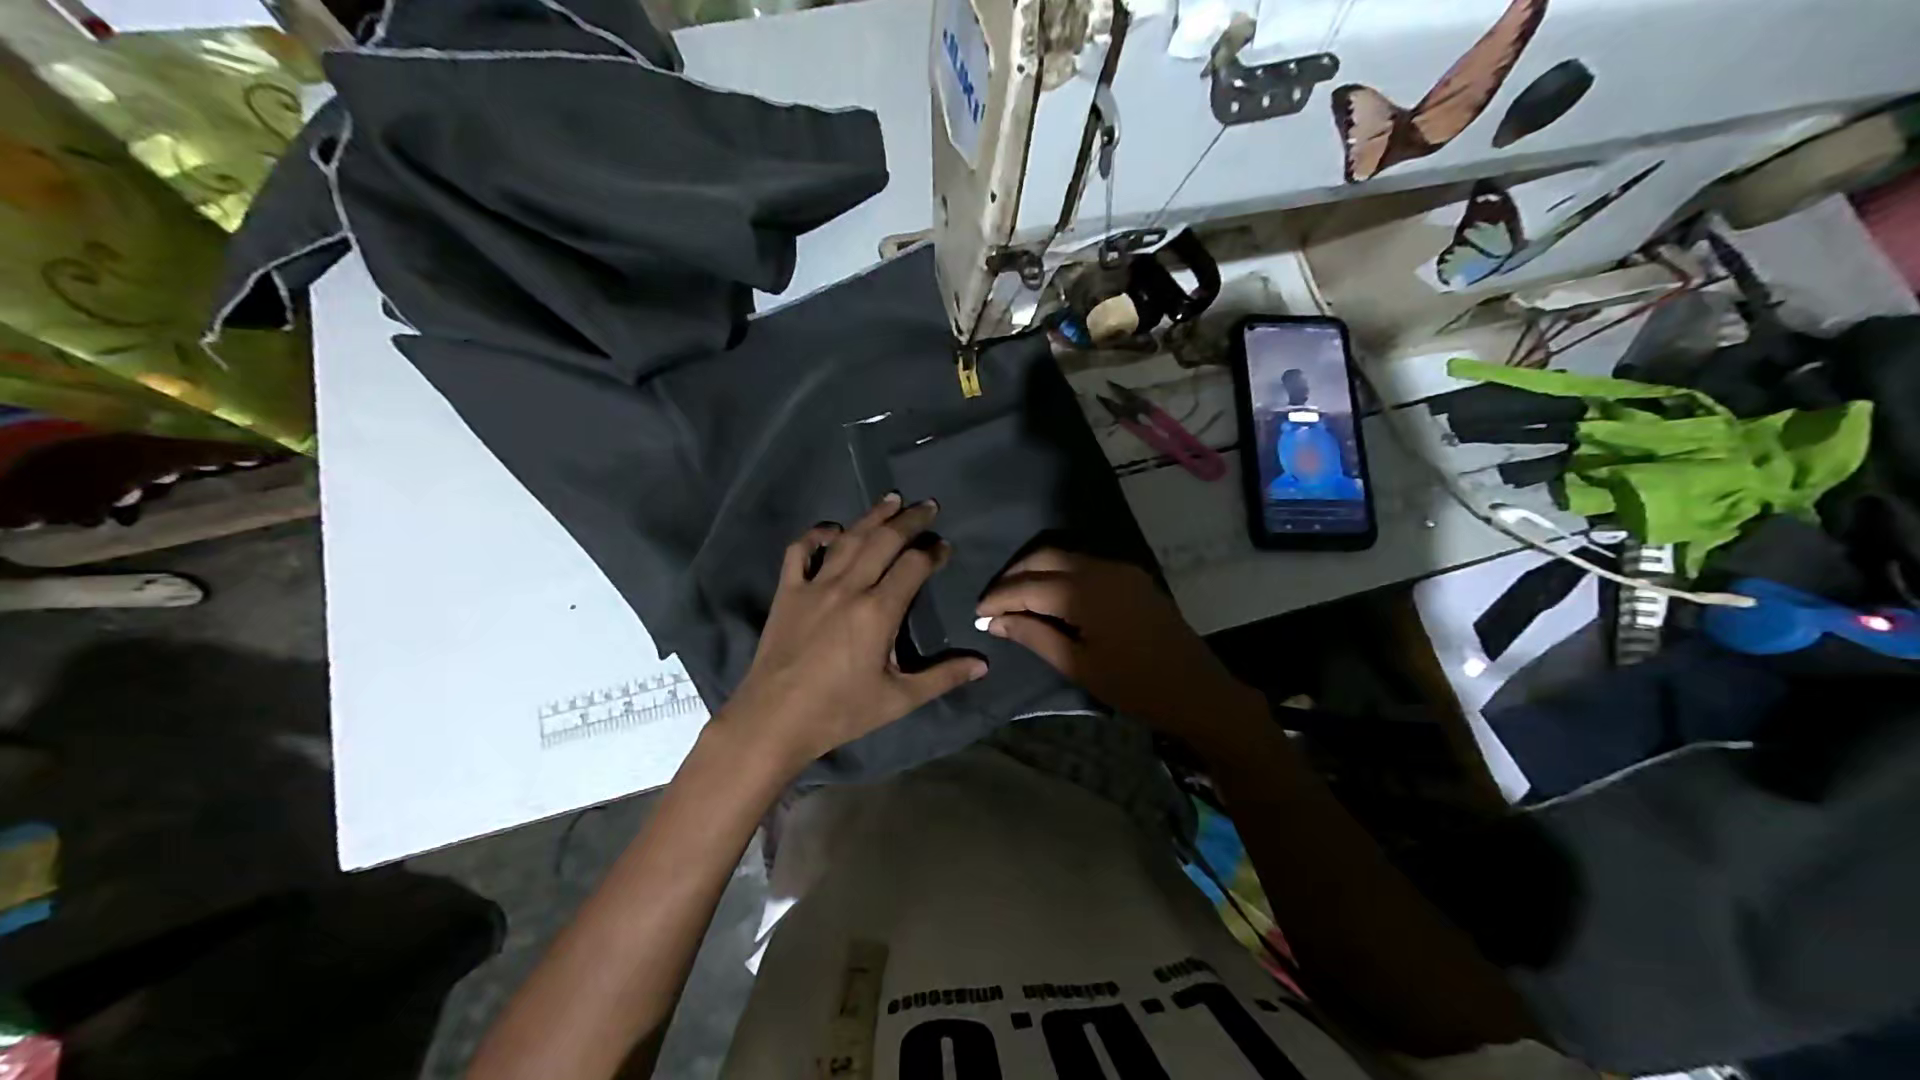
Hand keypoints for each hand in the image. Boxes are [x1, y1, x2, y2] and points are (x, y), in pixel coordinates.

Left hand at [719, 494, 987, 771]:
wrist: (774, 720)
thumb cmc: (840, 712)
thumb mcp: (899, 699)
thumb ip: (943, 677)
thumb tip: (983, 664)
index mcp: (878, 611)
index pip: (914, 565)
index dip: (933, 551)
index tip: (945, 547)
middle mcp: (848, 588)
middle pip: (884, 540)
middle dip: (910, 520)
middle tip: (928, 506)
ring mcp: (814, 586)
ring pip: (848, 538)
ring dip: (872, 516)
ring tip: (892, 500)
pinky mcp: (788, 592)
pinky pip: (800, 550)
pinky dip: (817, 534)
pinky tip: (832, 530)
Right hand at [976, 550, 1262, 737]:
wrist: (1198, 690)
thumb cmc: (1134, 685)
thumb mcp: (1077, 664)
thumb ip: (1033, 635)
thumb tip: (994, 620)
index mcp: (1084, 591)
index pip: (1028, 585)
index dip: (999, 597)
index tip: (977, 612)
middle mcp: (1100, 568)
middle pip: (1044, 556)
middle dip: (1014, 575)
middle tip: (993, 602)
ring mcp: (1119, 569)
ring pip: (1064, 556)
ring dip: (1036, 570)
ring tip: (1015, 599)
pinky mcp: (1131, 576)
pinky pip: (1084, 563)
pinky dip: (1059, 572)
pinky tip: (1050, 595)